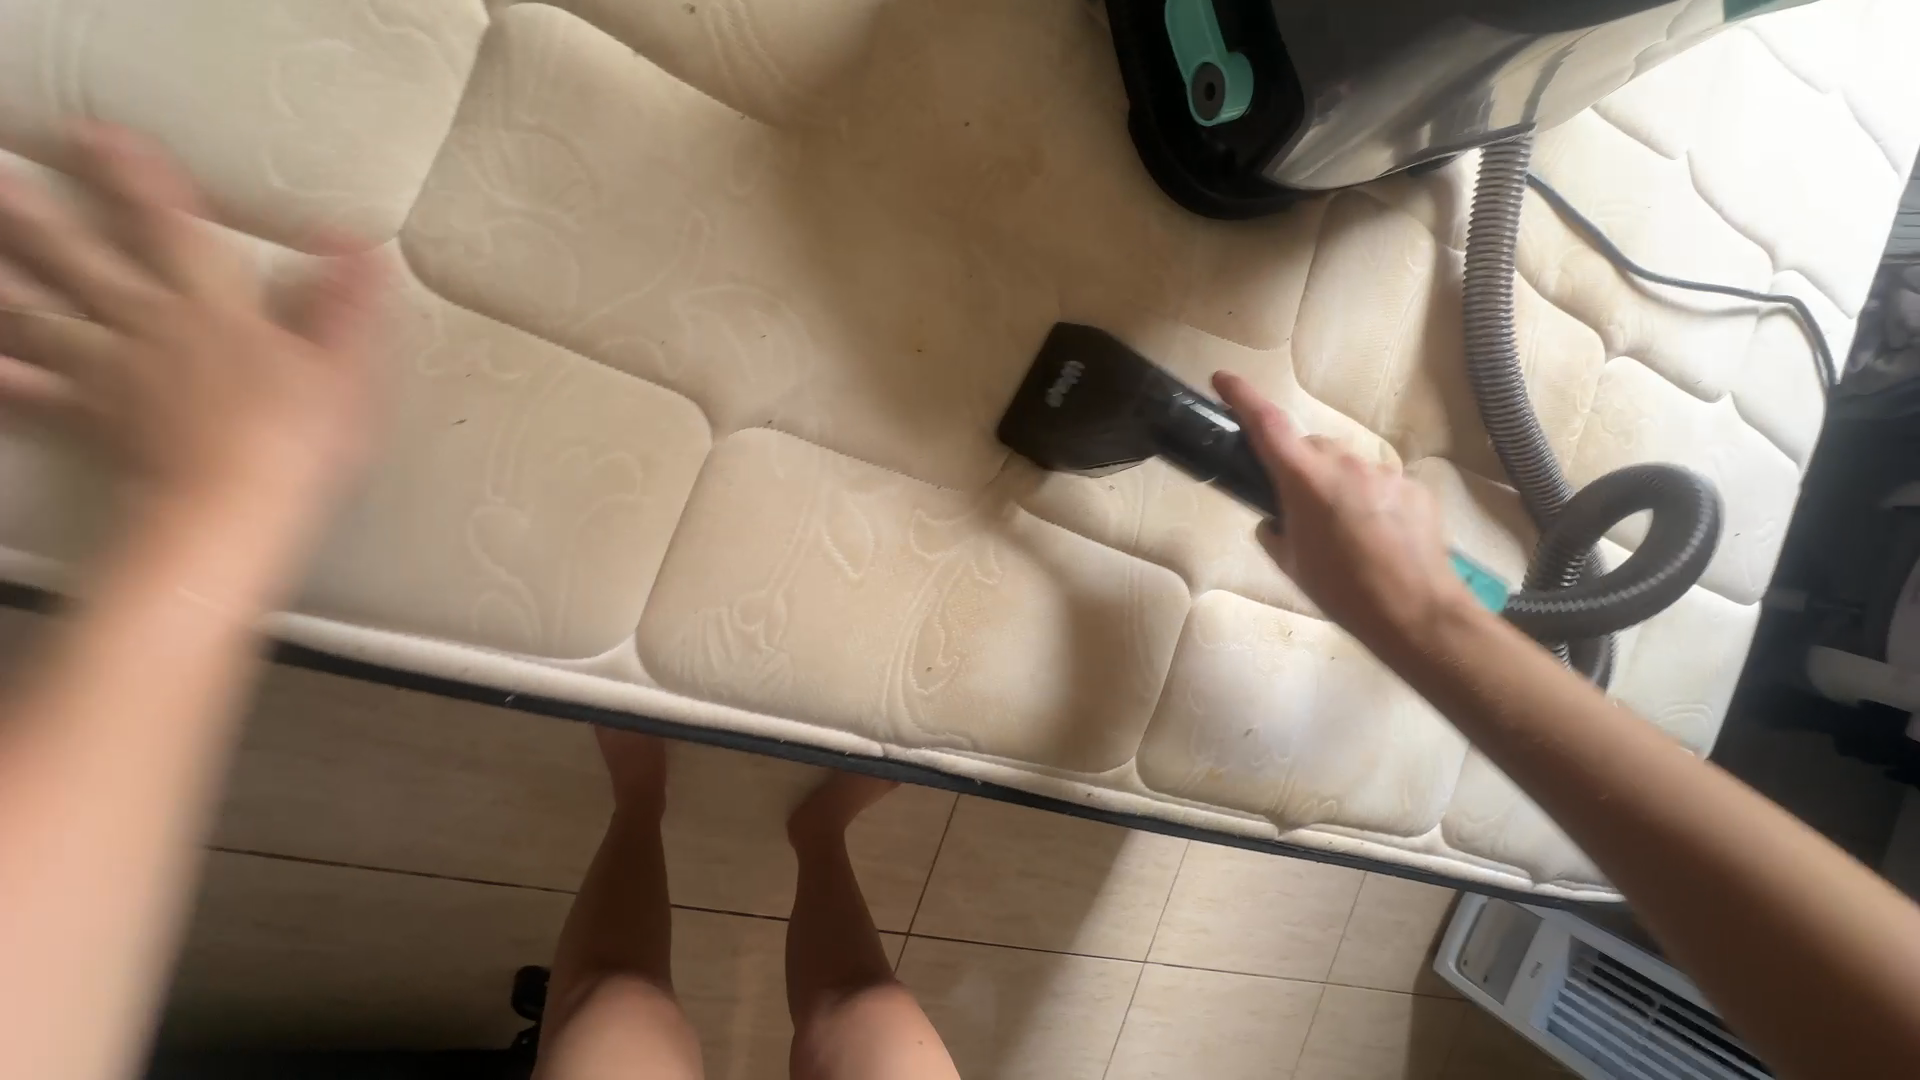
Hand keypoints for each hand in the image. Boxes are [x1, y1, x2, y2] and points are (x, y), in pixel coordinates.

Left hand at [0, 123, 382, 583]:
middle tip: (0, 176)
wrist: (233, 508)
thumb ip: (346, 304)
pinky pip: (27, 390)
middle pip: (84, 262)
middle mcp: (149, 327)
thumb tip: (354, 242)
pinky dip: (0, 376)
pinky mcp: (90, 418)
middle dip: (40, 215)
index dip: (141, 182)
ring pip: (37, 314)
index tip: (104, 136)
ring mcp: (110, 372)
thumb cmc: (301, 439)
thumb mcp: (347, 370)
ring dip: (2, 282)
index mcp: (213, 311)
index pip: (173, 233)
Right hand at [1213, 371, 1475, 650]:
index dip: (1242, 397)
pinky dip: (1368, 501)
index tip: (1223, 379)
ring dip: (1335, 486)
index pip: (1267, 425)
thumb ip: (1276, 527)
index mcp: (1305, 480)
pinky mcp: (1413, 488)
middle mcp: (1345, 465)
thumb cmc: (1340, 591)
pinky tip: (1376, 538)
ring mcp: (1384, 473)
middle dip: (1298, 468)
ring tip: (1344, 532)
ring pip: (1345, 466)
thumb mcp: (1289, 562)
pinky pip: (1378, 484)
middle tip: (1299, 509)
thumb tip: (1277, 517)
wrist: (1414, 613)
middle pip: (1310, 448)